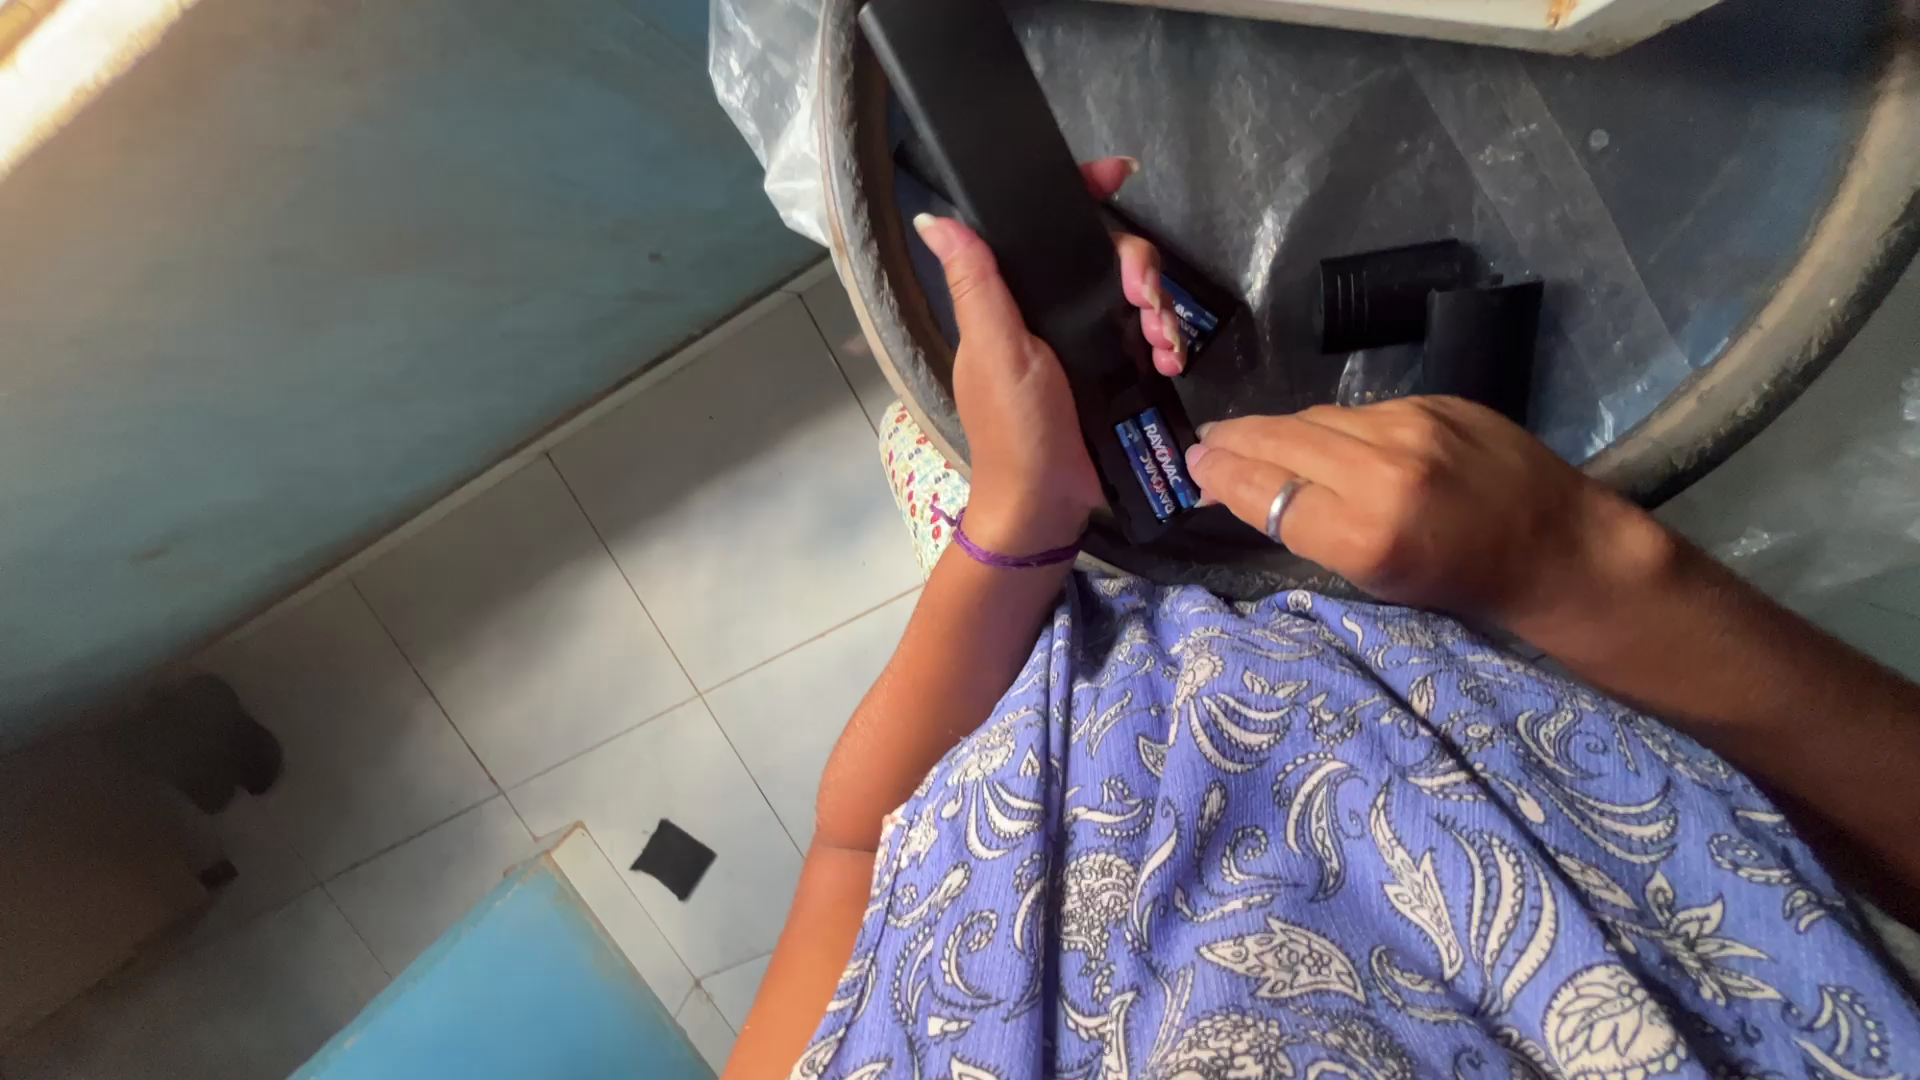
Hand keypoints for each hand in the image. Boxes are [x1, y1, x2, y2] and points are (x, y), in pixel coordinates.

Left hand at [913, 156, 1179, 554]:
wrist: (1047, 502)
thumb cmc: (1014, 428)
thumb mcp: (996, 351)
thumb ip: (977, 284)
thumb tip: (933, 218)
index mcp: (1011, 301)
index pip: (1043, 229)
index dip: (1079, 194)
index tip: (1118, 175)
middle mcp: (1049, 313)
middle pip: (1104, 258)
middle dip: (1138, 270)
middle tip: (1149, 302)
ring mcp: (1084, 343)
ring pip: (1133, 296)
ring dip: (1161, 310)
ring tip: (1167, 344)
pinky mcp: (1112, 371)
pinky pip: (1146, 336)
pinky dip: (1165, 342)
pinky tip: (1171, 360)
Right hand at [1183, 397, 1676, 628]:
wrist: (1558, 548)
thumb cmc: (1453, 582)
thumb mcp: (1367, 573)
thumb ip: (1299, 526)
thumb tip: (1239, 489)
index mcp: (1365, 533)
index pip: (1265, 491)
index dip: (1221, 476)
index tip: (1195, 467)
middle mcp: (1384, 471)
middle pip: (1279, 442)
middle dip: (1232, 441)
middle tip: (1203, 444)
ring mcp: (1413, 426)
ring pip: (1312, 418)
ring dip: (1271, 430)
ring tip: (1245, 437)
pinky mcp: (1435, 402)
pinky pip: (1355, 411)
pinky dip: (1323, 426)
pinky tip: (1314, 437)